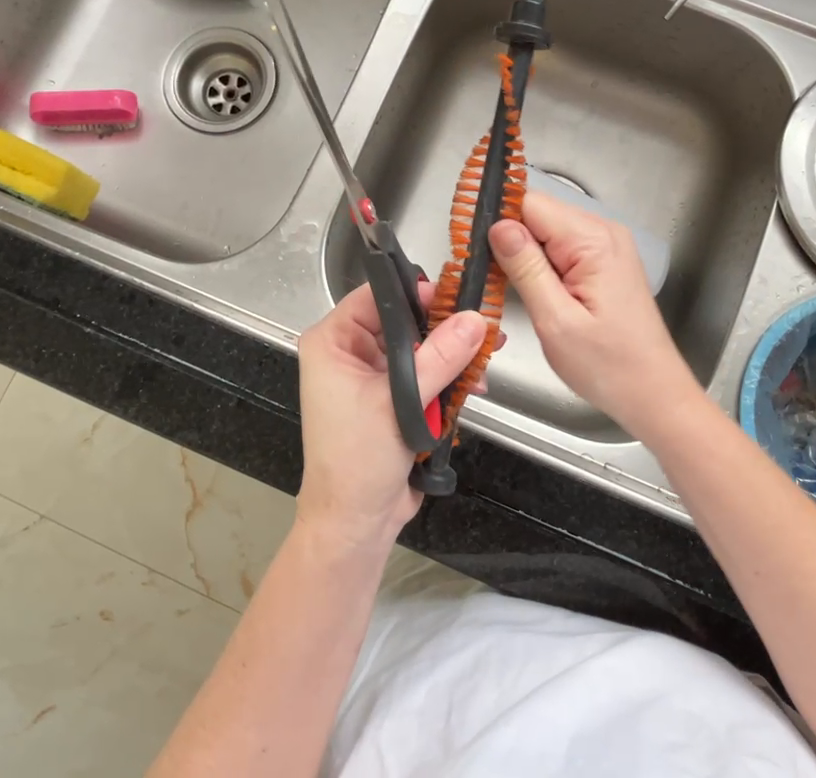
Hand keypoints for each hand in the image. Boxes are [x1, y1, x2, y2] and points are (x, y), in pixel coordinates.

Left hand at [296, 282, 487, 545]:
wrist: (356, 522)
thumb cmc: (356, 461)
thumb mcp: (399, 402)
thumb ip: (439, 358)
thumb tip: (473, 320)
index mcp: (332, 343)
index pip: (376, 297)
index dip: (416, 294)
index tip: (455, 299)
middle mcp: (350, 354)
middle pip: (404, 323)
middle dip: (444, 330)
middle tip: (483, 330)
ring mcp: (372, 378)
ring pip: (421, 351)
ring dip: (452, 359)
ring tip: (482, 366)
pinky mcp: (393, 401)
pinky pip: (426, 377)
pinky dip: (448, 382)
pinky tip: (471, 388)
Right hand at [489, 191, 700, 433]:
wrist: (653, 394)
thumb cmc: (609, 367)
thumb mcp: (556, 320)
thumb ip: (526, 269)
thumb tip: (498, 227)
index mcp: (593, 241)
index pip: (530, 204)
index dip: (497, 222)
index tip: (471, 248)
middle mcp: (603, 233)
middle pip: (537, 214)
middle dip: (507, 240)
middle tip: (486, 278)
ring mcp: (606, 248)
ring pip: (545, 231)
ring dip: (522, 255)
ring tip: (508, 290)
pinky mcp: (603, 264)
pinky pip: (560, 249)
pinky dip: (539, 265)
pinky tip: (532, 292)